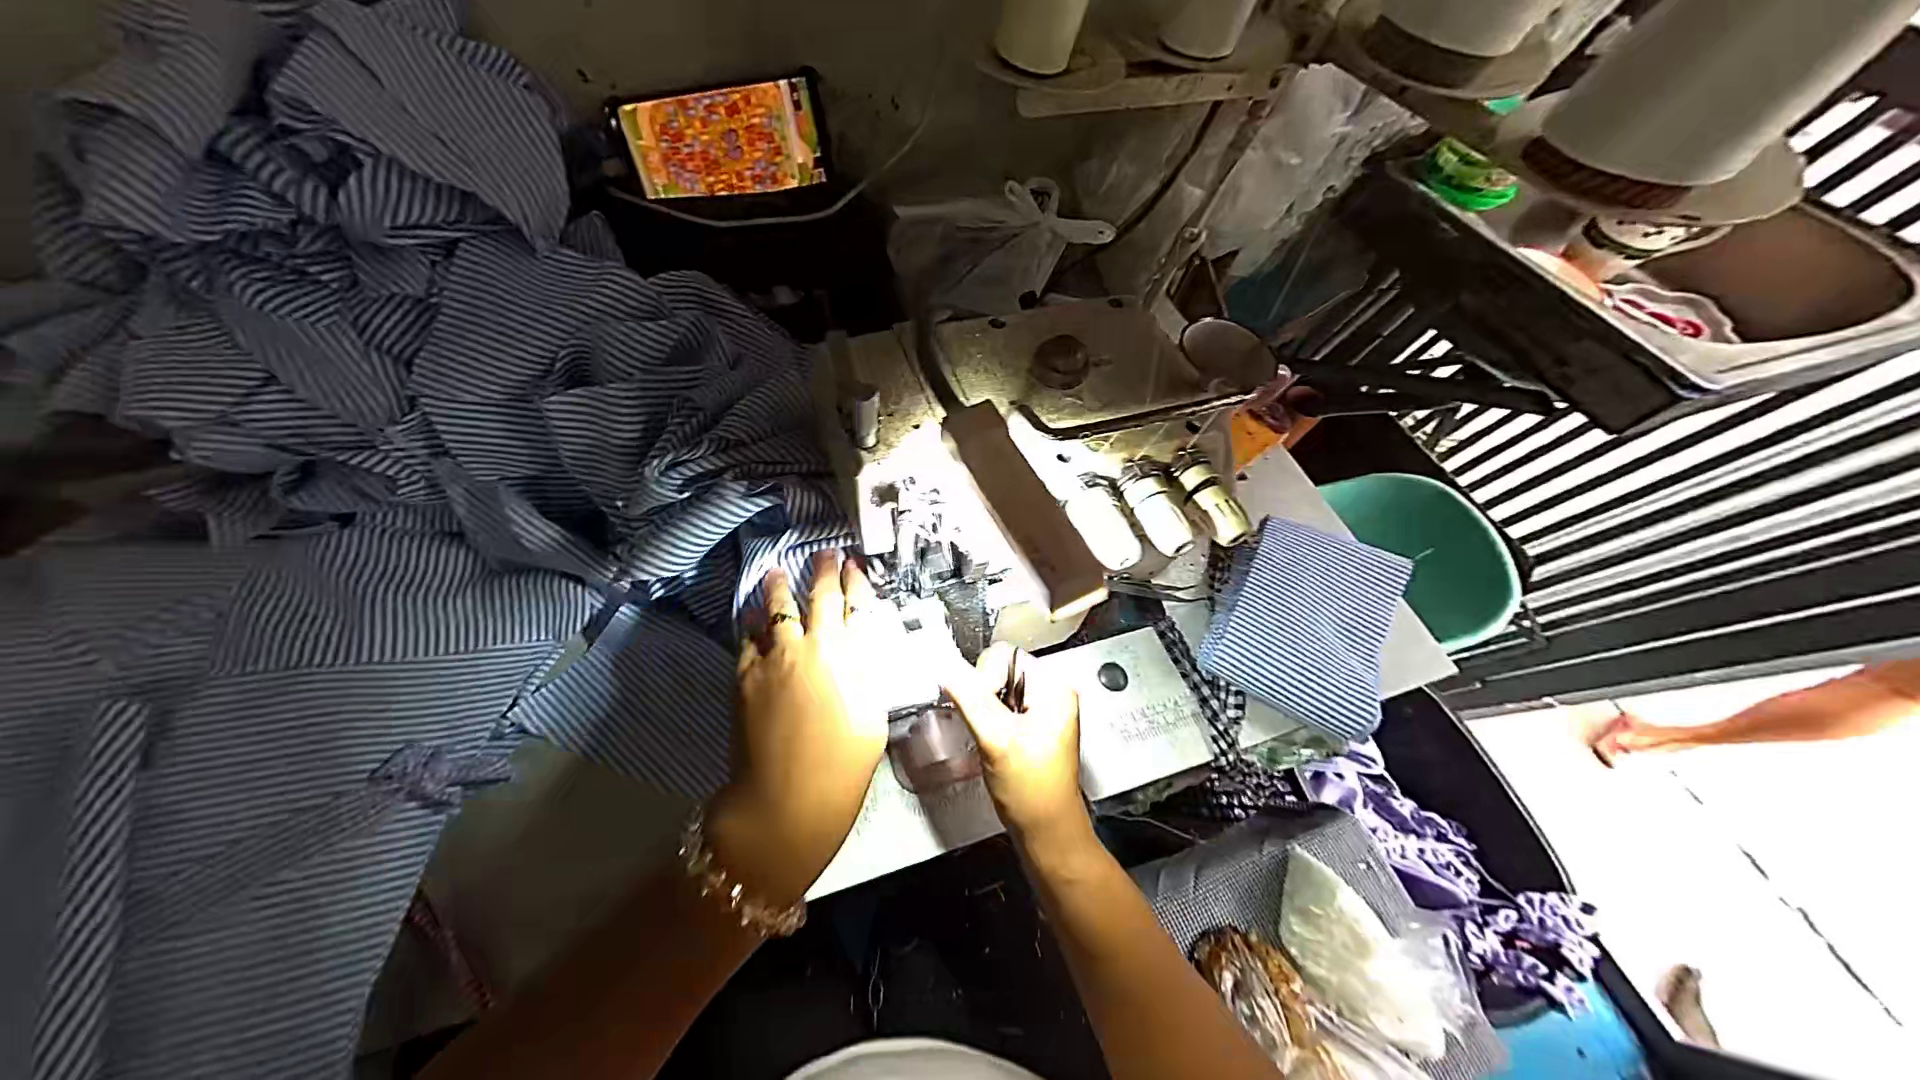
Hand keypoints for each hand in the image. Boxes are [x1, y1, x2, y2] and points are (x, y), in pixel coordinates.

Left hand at [707, 551, 887, 904]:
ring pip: (778, 611)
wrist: (787, 799)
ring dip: (780, 589)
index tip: (855, 566)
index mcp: (853, 658)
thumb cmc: (844, 766)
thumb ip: (868, 676)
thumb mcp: (874, 717)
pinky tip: (750, 615)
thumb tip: (864, 651)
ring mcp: (776, 659)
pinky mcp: (745, 675)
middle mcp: (815, 648)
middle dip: (825, 572)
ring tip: (778, 572)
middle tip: (827, 553)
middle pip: (821, 598)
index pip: (858, 607)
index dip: (857, 583)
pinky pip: (747, 638)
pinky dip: (751, 623)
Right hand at [941, 640, 1088, 847]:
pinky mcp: (1029, 723)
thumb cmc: (1035, 793)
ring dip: (984, 709)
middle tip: (989, 728)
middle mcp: (1051, 691)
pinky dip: (988, 720)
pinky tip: (996, 743)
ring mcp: (1040, 708)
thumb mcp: (997, 740)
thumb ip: (970, 699)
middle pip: (998, 668)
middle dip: (983, 695)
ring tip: (995, 739)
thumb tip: (947, 669)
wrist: (1046, 830)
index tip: (982, 708)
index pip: (1005, 655)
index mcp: (1054, 686)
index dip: (984, 677)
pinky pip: (997, 705)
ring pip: (994, 688)